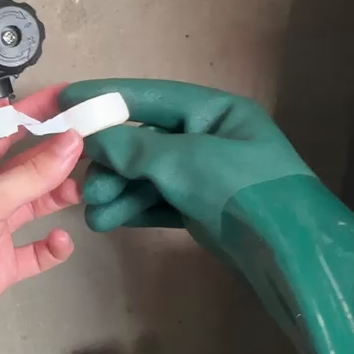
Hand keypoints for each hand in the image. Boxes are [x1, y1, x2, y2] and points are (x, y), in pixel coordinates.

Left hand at [0, 85, 82, 353]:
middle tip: (98, 144)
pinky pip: (35, 252)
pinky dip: (52, 247)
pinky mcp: (0, 267)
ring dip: (60, 197)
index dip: (36, 112)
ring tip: (89, 189)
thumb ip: (31, 174)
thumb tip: (70, 142)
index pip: (6, 131)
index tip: (70, 97)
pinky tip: (61, 241)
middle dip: (59, 156)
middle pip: (27, 169)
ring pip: (35, 207)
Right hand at [63, 79, 312, 230]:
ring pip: (144, 176)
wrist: (290, 256)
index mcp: (213, 112)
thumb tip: (89, 139)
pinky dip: (131, 210)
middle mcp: (207, 138)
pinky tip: (108, 221)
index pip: (148, 98)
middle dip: (108, 162)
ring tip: (94, 214)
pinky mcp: (198, 208)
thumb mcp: (183, 161)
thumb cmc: (242, 191)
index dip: (104, 98)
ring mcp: (203, 175)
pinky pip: (155, 202)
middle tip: (81, 183)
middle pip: (141, 141)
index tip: (63, 100)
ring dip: (116, 192)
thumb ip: (132, 147)